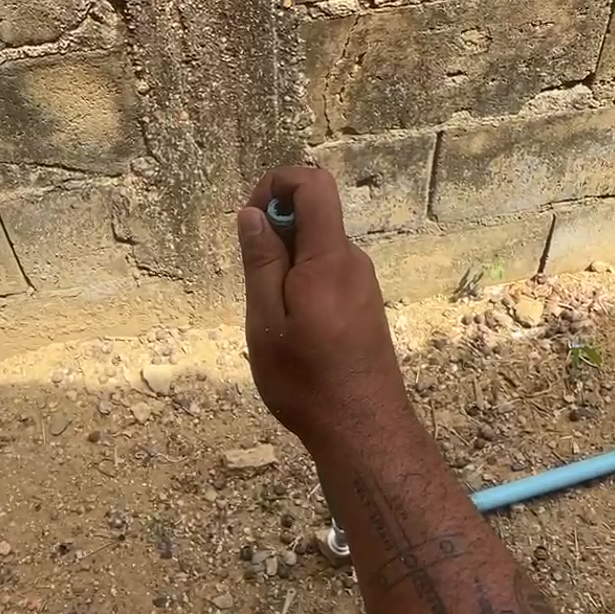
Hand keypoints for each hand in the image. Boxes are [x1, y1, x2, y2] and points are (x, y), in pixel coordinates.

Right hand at [236, 167, 415, 455]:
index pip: (314, 184)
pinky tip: (292, 329)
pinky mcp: (363, 305)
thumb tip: (252, 214)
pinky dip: (301, 284)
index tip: (250, 221)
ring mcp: (362, 283)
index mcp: (330, 257)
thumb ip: (261, 262)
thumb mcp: (267, 321)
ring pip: (317, 249)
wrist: (363, 429)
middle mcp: (353, 261)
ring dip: (285, 265)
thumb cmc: (307, 380)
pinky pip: (327, 273)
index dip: (277, 185)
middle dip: (275, 233)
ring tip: (271, 316)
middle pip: (314, 216)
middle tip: (254, 283)